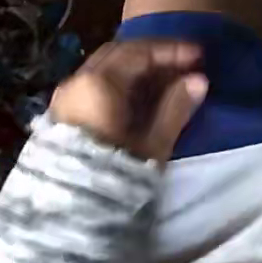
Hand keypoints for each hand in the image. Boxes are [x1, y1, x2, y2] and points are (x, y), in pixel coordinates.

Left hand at [48, 39, 207, 160]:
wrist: (66, 212)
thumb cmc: (114, 176)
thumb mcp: (152, 145)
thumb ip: (175, 108)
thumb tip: (198, 80)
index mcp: (99, 85)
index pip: (139, 52)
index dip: (171, 50)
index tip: (199, 55)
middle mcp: (77, 81)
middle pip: (119, 53)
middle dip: (153, 53)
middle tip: (184, 61)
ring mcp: (66, 97)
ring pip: (104, 66)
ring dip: (137, 66)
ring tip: (167, 77)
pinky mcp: (62, 114)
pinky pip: (94, 83)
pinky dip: (121, 79)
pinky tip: (141, 94)